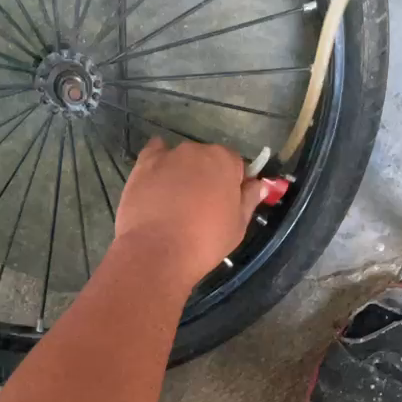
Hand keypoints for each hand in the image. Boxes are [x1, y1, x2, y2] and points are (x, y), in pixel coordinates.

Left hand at [111, 138, 269, 286]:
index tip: (227, 203)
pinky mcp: (142, 165)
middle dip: (207, 177)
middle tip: (202, 207)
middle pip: (207, 159)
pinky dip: (158, 164)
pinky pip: (154, 154)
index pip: (236, 164)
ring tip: (176, 203)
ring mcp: (167, 156)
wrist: (158, 252)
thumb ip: (249, 200)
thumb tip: (259, 185)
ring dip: (183, 173)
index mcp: (224, 161)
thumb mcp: (238, 225)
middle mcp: (196, 150)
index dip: (233, 184)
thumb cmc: (205, 241)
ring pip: (181, 159)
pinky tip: (157, 182)